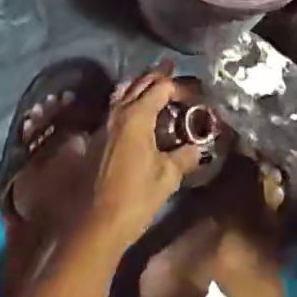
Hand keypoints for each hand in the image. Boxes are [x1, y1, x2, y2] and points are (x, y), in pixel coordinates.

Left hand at [87, 62, 203, 245]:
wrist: (96, 227)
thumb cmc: (135, 198)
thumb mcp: (167, 176)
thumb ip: (185, 156)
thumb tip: (200, 147)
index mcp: (137, 115)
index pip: (160, 87)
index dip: (179, 87)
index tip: (194, 94)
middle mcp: (118, 114)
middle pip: (139, 84)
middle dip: (156, 76)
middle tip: (172, 69)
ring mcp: (104, 126)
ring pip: (123, 93)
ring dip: (139, 86)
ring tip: (153, 84)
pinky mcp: (97, 141)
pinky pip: (115, 109)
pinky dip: (128, 102)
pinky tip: (135, 112)